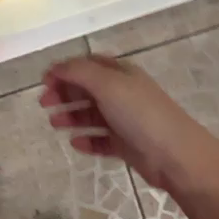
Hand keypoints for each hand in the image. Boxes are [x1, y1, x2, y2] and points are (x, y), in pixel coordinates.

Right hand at [40, 56, 218, 195]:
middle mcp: (122, 93)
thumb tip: (56, 67)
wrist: (174, 154)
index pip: (88, 65)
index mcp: (120, 73)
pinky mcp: (127, 145)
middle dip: (64, 93)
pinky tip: (75, 143)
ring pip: (92, 114)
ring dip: (72, 116)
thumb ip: (79, 72)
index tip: (44, 82)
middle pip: (88, 89)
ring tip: (55, 124)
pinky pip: (101, 139)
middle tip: (44, 105)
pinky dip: (87, 139)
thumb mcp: (108, 84)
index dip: (65, 70)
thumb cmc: (140, 113)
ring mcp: (125, 120)